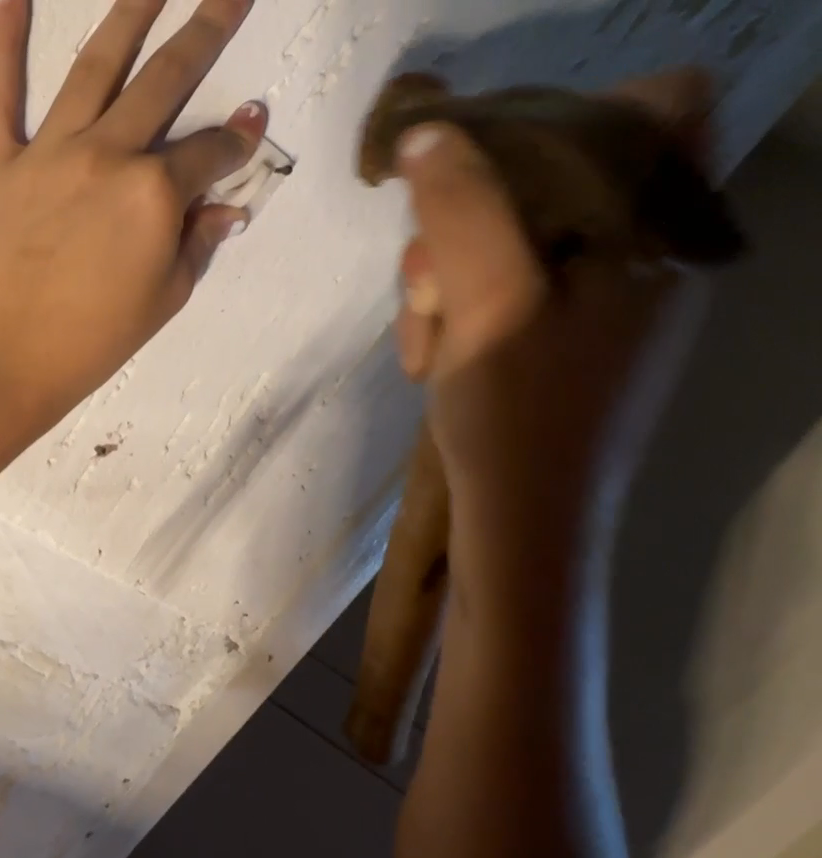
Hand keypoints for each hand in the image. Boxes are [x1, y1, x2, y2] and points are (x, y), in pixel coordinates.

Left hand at [0, 0, 263, 425]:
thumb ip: (198, 240)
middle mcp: (106, 155)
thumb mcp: (166, 298)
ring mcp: (46, 154)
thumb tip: (226, 200)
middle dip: (208, 29)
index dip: (235, 145)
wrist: (7, 365)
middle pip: (168, 79)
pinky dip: (3, 41)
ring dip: (132, 11)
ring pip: (95, 65)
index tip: (244, 137)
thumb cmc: (91, 343)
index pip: (211, 150)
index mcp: (155, 193)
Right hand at [393, 71, 714, 522]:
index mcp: (661, 227)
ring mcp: (598, 295)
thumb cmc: (521, 411)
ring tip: (431, 344)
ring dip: (446, 281)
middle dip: (470, 222)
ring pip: (508, 236)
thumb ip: (462, 210)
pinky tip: (436, 358)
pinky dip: (456, 312)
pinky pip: (500, 286)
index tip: (483, 161)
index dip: (567, 114)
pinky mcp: (558, 333)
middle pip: (553, 176)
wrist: (524, 518)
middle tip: (435, 287)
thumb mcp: (488, 301)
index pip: (653, 107)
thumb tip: (428, 135)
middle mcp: (641, 249)